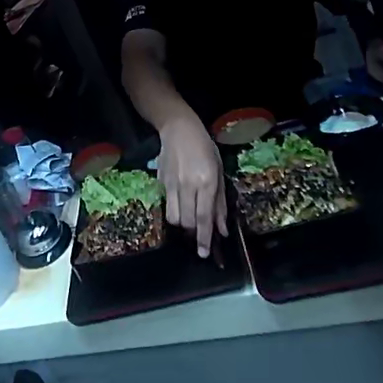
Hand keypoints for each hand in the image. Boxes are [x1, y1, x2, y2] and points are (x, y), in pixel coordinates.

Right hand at [156, 113, 226, 257]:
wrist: (178, 128)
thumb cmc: (205, 148)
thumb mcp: (219, 172)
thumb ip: (220, 202)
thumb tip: (221, 229)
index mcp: (207, 182)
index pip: (204, 217)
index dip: (204, 238)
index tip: (204, 253)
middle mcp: (188, 185)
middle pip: (187, 221)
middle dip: (193, 233)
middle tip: (199, 236)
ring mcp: (172, 184)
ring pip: (174, 217)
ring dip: (182, 225)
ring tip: (189, 222)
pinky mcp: (161, 182)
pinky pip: (167, 205)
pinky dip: (174, 212)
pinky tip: (180, 206)